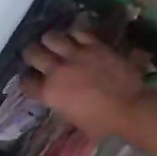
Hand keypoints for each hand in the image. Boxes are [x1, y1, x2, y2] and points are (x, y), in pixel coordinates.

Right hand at [21, 25, 156, 140]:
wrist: (130, 107)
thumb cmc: (101, 122)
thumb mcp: (72, 119)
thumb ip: (59, 104)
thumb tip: (58, 98)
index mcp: (49, 92)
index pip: (26, 83)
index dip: (26, 81)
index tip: (30, 81)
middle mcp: (56, 70)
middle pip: (32, 54)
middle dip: (31, 55)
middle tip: (35, 56)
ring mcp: (75, 55)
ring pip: (51, 38)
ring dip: (50, 41)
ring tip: (53, 43)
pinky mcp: (94, 46)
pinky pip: (78, 33)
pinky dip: (75, 36)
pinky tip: (76, 40)